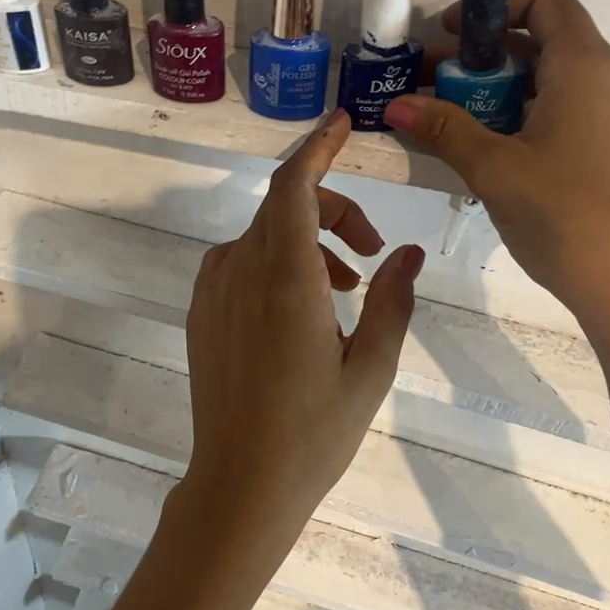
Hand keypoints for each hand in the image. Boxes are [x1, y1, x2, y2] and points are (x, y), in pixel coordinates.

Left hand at [182, 109, 424, 541]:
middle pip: (283, 206)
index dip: (317, 148)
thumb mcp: (371, 367)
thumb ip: (393, 299)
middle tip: (373, 254)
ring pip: (263, 235)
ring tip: (346, 292)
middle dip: (333, 210)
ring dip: (307, 242)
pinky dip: (276, 263)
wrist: (240, 484)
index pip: (293, 186)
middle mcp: (240, 271)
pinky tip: (301, 309)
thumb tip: (407, 250)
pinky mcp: (202, 312)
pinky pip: (239, 262)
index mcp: (284, 278)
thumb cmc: (314, 432)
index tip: (342, 125)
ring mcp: (213, 291)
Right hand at [385, 0, 609, 325]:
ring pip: (571, 86)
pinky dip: (551, 122)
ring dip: (518, 95)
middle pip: (553, 45)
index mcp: (587, 67)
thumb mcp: (492, 170)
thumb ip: (444, 129)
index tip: (452, 35)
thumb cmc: (563, 216)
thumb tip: (397, 105)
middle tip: (444, 91)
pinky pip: (592, 119)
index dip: (494, 3)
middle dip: (492, 61)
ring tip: (478, 133)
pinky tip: (527, 168)